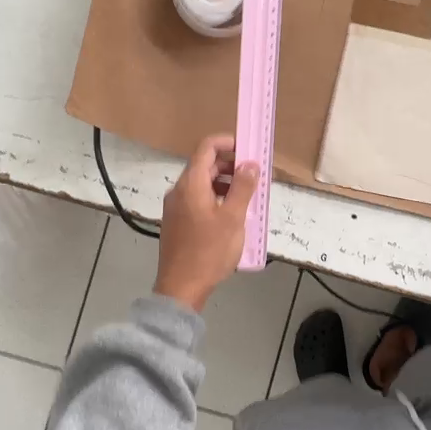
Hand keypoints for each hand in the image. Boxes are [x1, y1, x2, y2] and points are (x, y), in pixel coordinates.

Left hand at [153, 134, 261, 311]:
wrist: (181, 287)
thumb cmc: (209, 251)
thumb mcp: (233, 218)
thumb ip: (243, 188)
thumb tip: (250, 164)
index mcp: (191, 184)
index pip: (207, 148)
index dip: (228, 142)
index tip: (249, 149)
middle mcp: (179, 190)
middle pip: (205, 165)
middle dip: (231, 166)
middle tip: (255, 176)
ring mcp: (175, 207)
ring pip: (202, 184)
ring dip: (225, 184)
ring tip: (247, 198)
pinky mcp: (177, 222)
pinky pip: (198, 199)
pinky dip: (216, 198)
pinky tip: (231, 215)